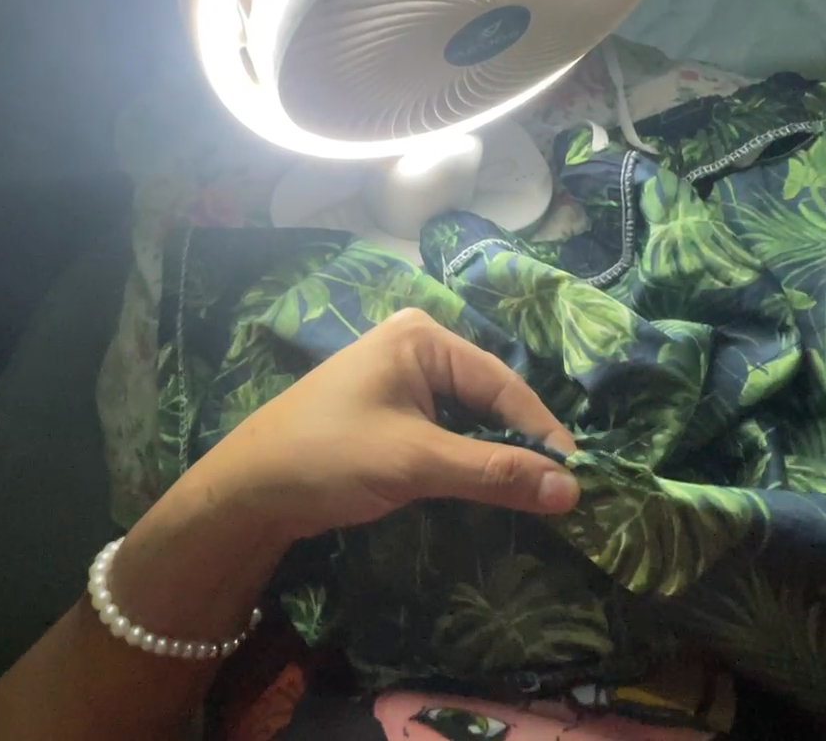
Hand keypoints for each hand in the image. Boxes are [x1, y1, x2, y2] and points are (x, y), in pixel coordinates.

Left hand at [178, 308, 579, 545]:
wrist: (247, 489)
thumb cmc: (328, 457)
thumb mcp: (415, 461)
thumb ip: (493, 472)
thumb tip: (572, 489)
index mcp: (422, 336)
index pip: (501, 382)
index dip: (541, 430)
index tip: (578, 475)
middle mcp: (417, 343)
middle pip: (487, 394)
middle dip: (519, 441)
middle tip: (558, 488)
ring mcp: (402, 373)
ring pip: (468, 412)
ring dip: (494, 450)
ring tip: (532, 489)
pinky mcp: (392, 404)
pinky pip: (446, 424)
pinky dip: (467, 453)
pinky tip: (487, 480)